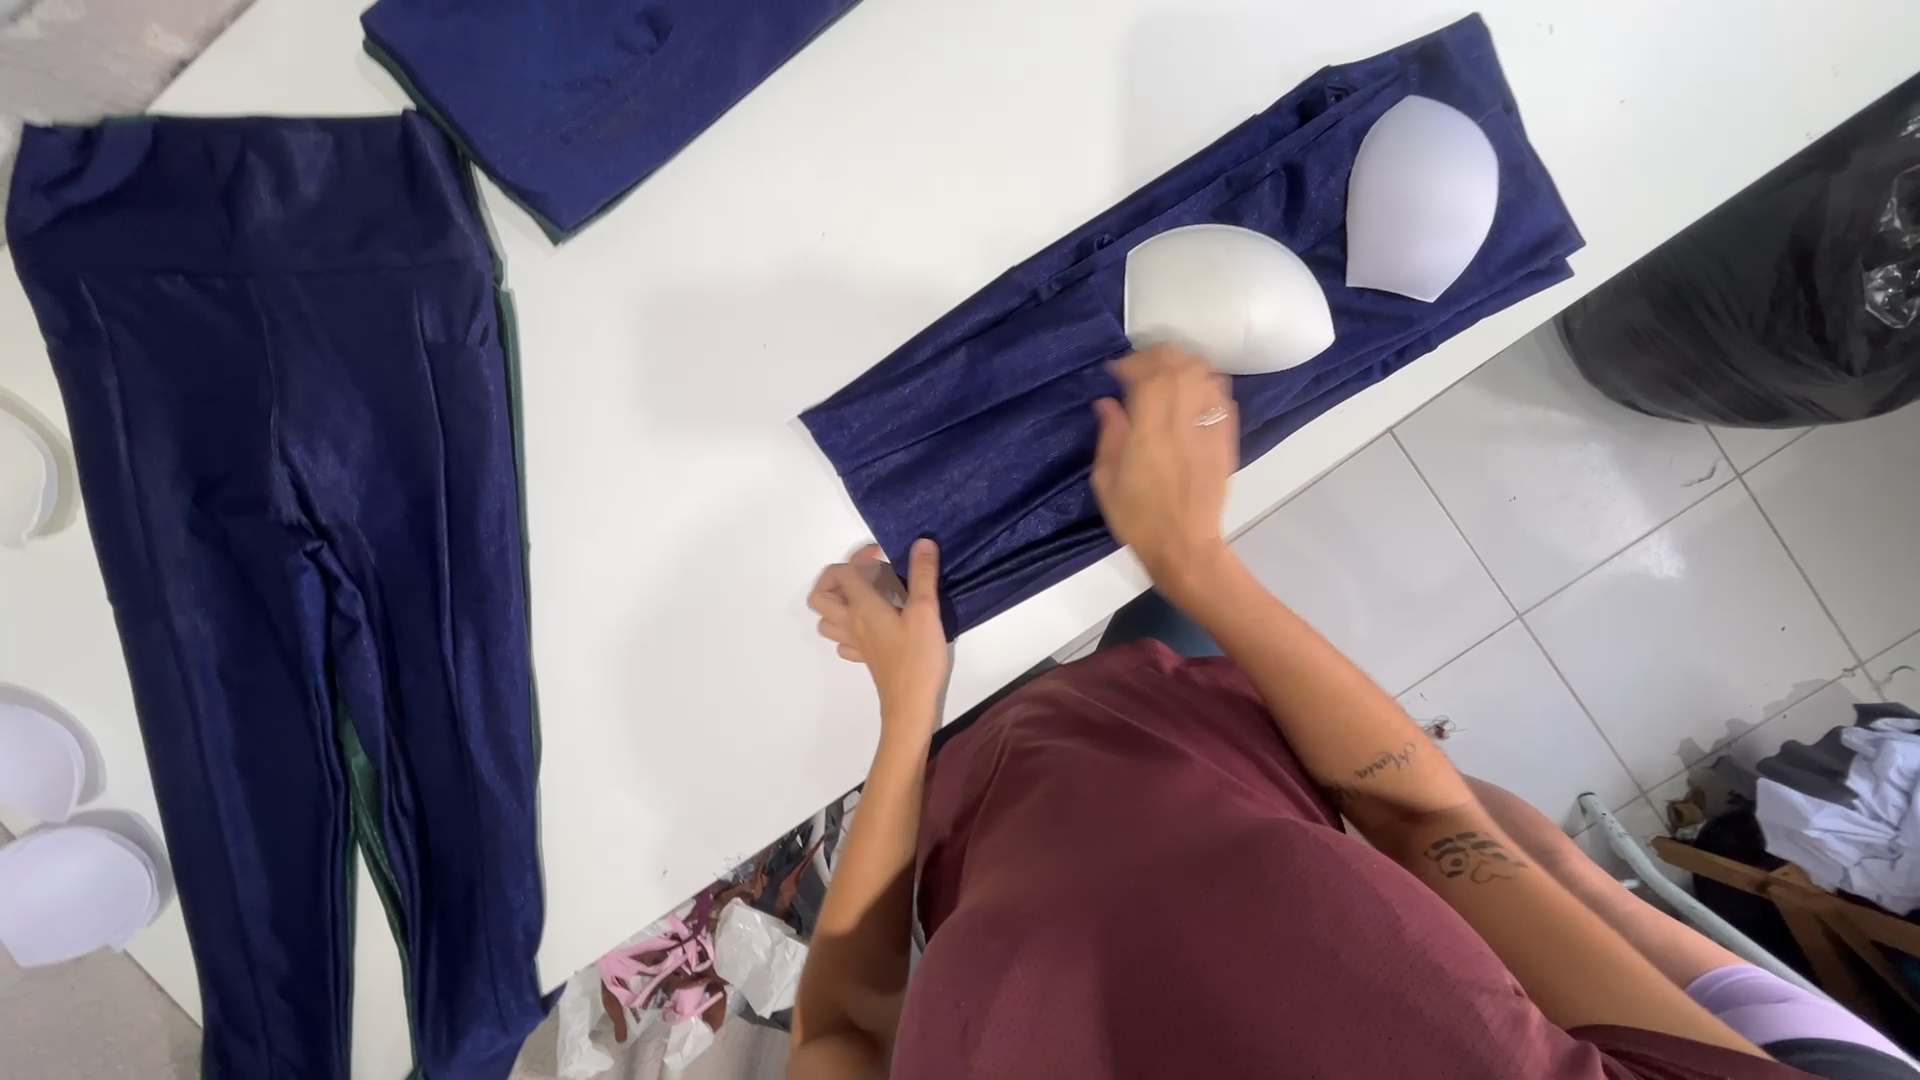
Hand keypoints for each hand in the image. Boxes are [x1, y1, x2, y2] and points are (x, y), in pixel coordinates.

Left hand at [808, 539, 950, 728]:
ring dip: (839, 602)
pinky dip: (849, 628)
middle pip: (821, 595)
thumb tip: (922, 542)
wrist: (910, 705)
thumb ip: (923, 575)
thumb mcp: (926, 612)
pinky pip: (843, 640)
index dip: (859, 557)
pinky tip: (870, 627)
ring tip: (866, 596)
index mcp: (862, 607)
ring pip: (827, 619)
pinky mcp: (863, 658)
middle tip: (865, 574)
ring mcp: (854, 643)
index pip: (842, 572)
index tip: (883, 556)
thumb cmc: (917, 657)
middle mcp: (851, 623)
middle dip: (836, 577)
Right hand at [1090, 344, 1238, 595]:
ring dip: (1182, 363)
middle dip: (1157, 356)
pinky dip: (1205, 381)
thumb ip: (1110, 435)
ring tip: (1164, 371)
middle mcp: (1184, 423)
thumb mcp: (1107, 480)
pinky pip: (1221, 395)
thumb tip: (1107, 402)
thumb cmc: (1138, 518)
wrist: (1184, 545)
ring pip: (1204, 373)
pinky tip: (1190, 389)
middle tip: (1138, 365)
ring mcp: (1210, 429)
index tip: (1115, 370)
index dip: (1132, 363)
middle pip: (1179, 365)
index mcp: (1150, 434)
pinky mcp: (1227, 438)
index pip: (1149, 376)